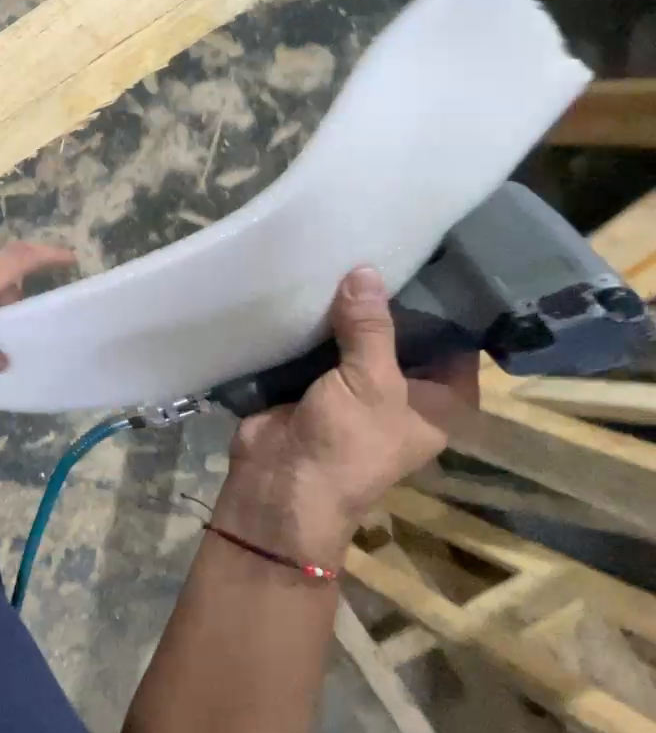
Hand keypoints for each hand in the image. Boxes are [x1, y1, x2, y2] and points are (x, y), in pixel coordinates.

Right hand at [215, 266, 478, 565]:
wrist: (279, 480)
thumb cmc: (348, 441)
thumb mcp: (370, 382)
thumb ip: (370, 327)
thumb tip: (365, 271)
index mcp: (441, 401)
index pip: (452, 342)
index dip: (440, 306)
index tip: (422, 262)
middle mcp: (400, 394)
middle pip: (396, 339)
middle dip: (378, 306)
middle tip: (368, 253)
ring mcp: (349, 392)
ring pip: (348, 344)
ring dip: (336, 317)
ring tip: (329, 265)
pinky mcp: (303, 390)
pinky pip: (307, 354)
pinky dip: (300, 332)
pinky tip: (294, 297)